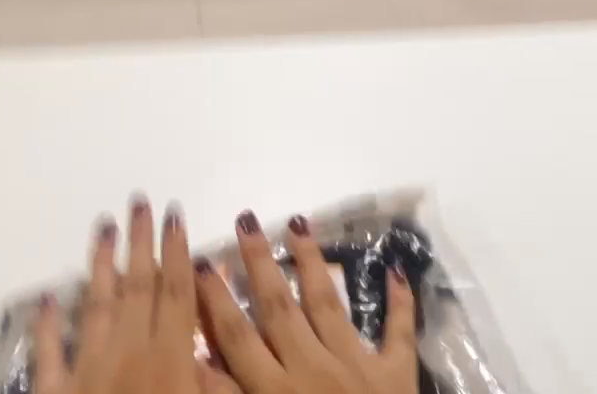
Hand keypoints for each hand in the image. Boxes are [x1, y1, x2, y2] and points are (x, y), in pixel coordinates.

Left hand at [35, 198, 209, 393]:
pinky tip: (47, 298)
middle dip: (140, 240)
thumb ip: (216, 375)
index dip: (176, 251)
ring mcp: (88, 370)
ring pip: (97, 306)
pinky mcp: (57, 393)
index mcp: (169, 360)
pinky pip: (50, 354)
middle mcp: (128, 353)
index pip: (176, 294)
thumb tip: (219, 330)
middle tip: (138, 199)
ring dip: (101, 264)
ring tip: (103, 225)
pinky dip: (47, 326)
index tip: (174, 213)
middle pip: (137, 287)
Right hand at [195, 211, 418, 393]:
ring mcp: (356, 369)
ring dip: (311, 261)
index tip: (199, 262)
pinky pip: (399, 332)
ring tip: (298, 221)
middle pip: (278, 307)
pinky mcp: (396, 377)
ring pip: (328, 303)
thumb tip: (195, 364)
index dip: (215, 301)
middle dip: (259, 262)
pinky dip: (400, 302)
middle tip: (245, 220)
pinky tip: (396, 269)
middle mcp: (312, 373)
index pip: (237, 339)